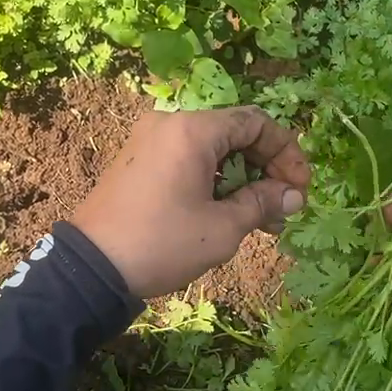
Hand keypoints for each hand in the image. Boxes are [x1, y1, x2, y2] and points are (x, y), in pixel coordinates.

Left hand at [73, 107, 311, 298]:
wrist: (91, 267)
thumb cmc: (162, 242)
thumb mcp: (222, 228)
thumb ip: (262, 203)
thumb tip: (293, 196)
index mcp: (192, 130)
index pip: (255, 123)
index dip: (286, 152)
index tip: (301, 188)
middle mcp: (170, 123)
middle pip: (234, 133)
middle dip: (266, 168)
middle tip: (286, 205)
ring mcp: (150, 140)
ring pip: (212, 149)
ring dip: (242, 177)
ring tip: (263, 218)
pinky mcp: (139, 160)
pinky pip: (188, 159)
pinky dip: (214, 180)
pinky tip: (229, 212)